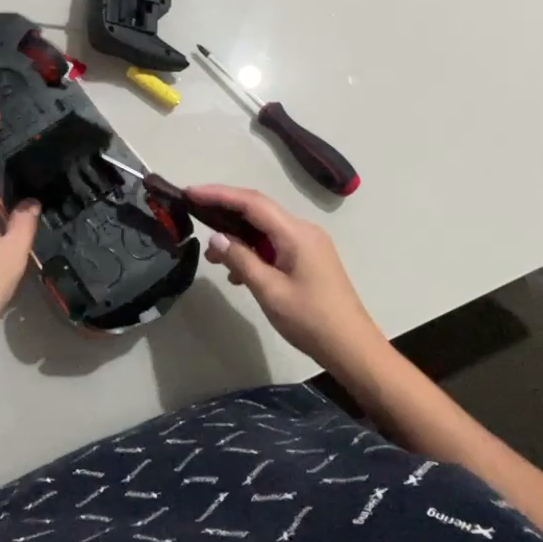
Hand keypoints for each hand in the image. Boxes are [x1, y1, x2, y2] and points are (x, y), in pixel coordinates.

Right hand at [185, 184, 375, 363]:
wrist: (352, 348)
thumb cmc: (311, 319)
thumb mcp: (269, 291)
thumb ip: (241, 259)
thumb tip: (216, 237)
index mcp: (296, 233)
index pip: (252, 202)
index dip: (219, 194)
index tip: (190, 193)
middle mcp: (303, 231)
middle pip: (258, 210)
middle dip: (225, 211)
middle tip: (193, 214)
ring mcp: (308, 245)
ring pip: (264, 229)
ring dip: (237, 236)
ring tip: (211, 255)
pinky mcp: (308, 259)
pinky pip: (273, 244)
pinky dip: (252, 251)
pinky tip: (236, 272)